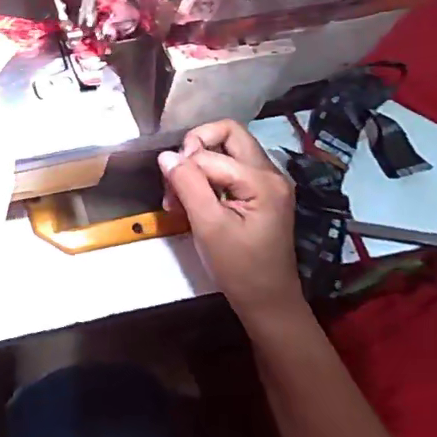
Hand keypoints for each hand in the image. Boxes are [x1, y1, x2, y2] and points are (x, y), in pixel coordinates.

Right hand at [159, 120, 302, 323]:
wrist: (268, 302)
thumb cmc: (240, 269)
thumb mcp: (208, 227)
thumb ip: (188, 185)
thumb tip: (165, 155)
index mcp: (262, 180)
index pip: (211, 153)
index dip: (184, 166)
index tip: (170, 196)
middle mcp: (270, 173)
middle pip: (228, 134)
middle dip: (195, 149)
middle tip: (177, 177)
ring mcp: (268, 182)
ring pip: (228, 149)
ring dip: (200, 163)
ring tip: (181, 195)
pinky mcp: (261, 193)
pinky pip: (232, 167)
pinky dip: (209, 176)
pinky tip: (195, 200)